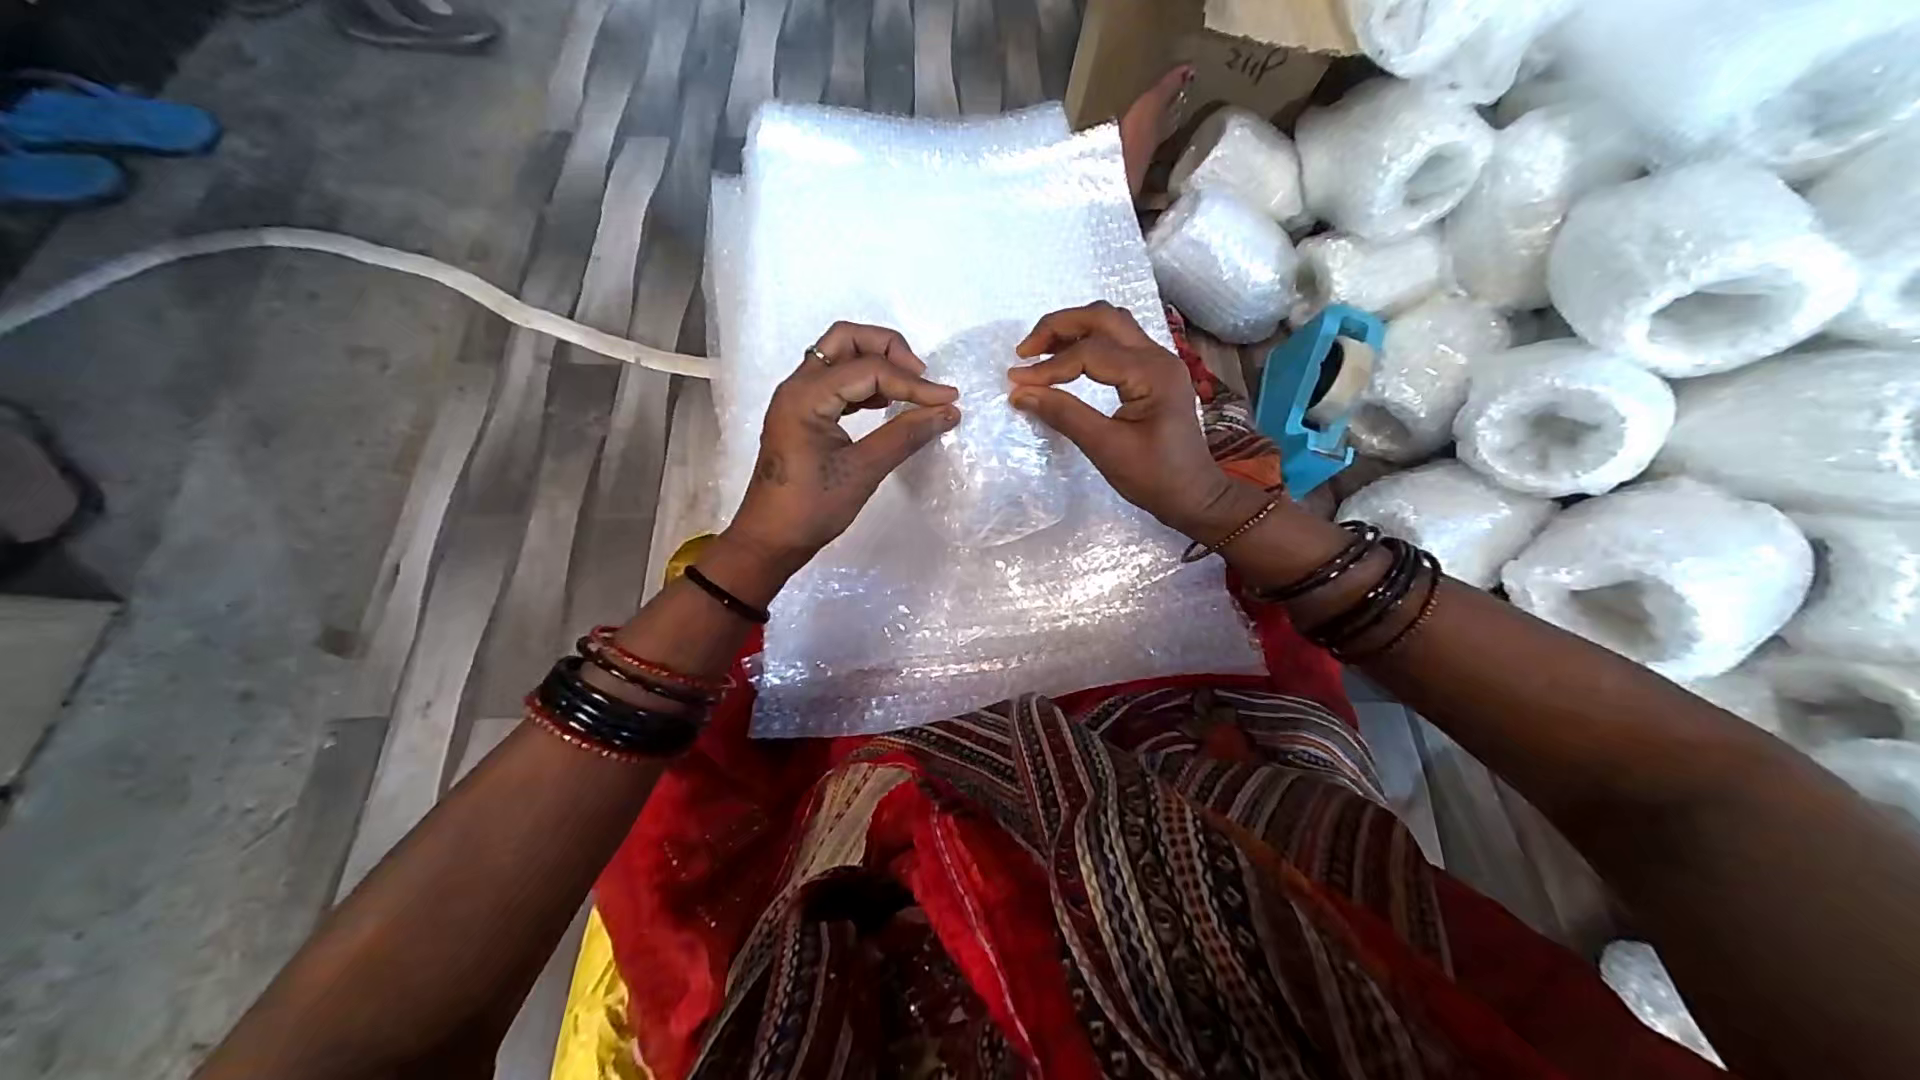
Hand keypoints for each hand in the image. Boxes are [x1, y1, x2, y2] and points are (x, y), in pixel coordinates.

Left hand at [725, 321, 960, 574]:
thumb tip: (948, 412)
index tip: (948, 400)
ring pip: (839, 356)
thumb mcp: (863, 471)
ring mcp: (798, 398)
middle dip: (888, 348)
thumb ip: (905, 435)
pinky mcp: (803, 414)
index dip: (913, 383)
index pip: (869, 369)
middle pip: (846, 339)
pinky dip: (864, 382)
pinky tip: (886, 403)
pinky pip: (836, 380)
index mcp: (806, 396)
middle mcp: (798, 386)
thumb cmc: (810, 509)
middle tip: (921, 377)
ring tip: (910, 388)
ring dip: (877, 361)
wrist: (770, 540)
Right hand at [1008, 302, 1253, 537]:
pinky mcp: (1154, 374)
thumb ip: (1064, 415)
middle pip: (1103, 318)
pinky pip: (1117, 343)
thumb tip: (1020, 392)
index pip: (1090, 353)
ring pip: (1111, 324)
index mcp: (1152, 373)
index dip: (1049, 366)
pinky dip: (1088, 343)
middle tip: (1025, 351)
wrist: (1194, 496)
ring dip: (1073, 330)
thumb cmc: (1155, 478)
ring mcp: (1159, 362)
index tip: (1016, 382)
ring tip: (1041, 352)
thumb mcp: (1106, 448)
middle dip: (1059, 327)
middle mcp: (1158, 357)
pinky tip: (1066, 361)